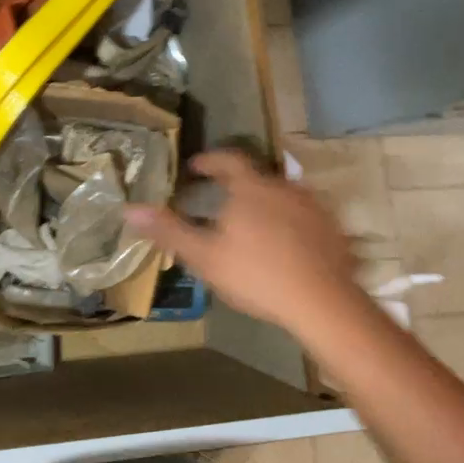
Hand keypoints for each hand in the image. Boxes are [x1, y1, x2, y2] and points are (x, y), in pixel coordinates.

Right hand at [126, 150, 369, 337]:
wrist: (323, 303)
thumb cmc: (257, 275)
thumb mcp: (204, 256)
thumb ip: (168, 230)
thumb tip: (129, 208)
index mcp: (250, 186)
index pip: (227, 159)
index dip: (209, 161)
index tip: (195, 168)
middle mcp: (283, 186)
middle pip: (256, 176)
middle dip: (238, 185)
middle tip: (222, 200)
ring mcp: (313, 207)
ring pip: (283, 195)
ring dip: (266, 203)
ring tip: (253, 225)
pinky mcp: (334, 230)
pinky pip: (306, 218)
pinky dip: (292, 224)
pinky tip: (287, 247)